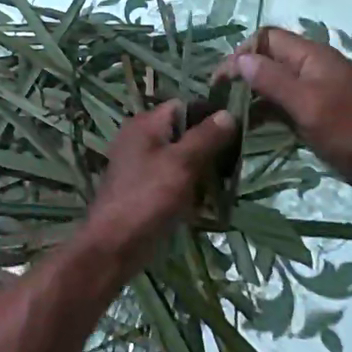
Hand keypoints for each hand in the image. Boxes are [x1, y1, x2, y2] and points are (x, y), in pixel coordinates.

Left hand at [85, 100, 237, 266]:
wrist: (116, 244)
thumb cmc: (149, 197)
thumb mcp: (182, 163)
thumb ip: (206, 136)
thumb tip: (228, 113)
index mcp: (145, 124)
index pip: (183, 106)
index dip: (209, 115)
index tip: (236, 130)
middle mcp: (141, 138)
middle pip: (183, 131)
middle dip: (209, 145)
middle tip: (235, 160)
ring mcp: (142, 164)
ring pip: (181, 156)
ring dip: (202, 167)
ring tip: (228, 180)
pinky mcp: (146, 187)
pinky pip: (174, 177)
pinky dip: (190, 184)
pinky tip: (209, 198)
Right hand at [226, 27, 351, 191]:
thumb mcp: (309, 104)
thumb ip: (273, 80)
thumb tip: (240, 58)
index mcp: (310, 56)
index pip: (265, 39)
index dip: (240, 54)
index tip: (219, 82)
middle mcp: (311, 67)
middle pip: (267, 60)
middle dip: (241, 74)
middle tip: (219, 102)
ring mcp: (316, 91)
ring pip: (274, 84)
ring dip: (251, 96)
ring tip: (228, 117)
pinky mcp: (318, 113)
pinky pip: (284, 105)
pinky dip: (266, 112)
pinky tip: (251, 129)